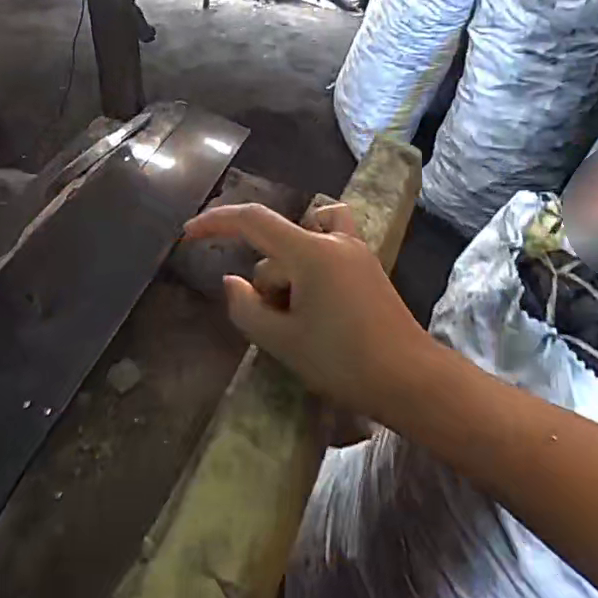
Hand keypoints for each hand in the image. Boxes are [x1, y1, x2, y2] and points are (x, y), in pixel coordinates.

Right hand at [180, 201, 437, 417]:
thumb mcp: (283, 341)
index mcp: (311, 252)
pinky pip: (330, 246)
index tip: (189, 234)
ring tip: (300, 313)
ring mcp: (357, 249)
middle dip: (268, 282)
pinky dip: (313, 263)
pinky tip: (319, 303)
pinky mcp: (369, 264)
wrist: (408, 376)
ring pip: (306, 240)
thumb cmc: (342, 361)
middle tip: (280, 328)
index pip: (255, 221)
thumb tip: (231, 281)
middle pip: (280, 246)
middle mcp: (336, 239)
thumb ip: (247, 308)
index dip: (217, 222)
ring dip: (291, 269)